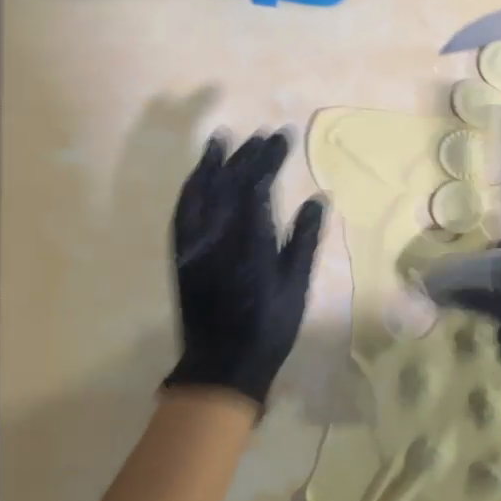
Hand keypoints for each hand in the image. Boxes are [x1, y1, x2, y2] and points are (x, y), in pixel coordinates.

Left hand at [162, 131, 325, 410]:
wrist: (221, 364)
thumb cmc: (268, 327)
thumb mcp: (296, 285)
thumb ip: (305, 239)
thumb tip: (319, 198)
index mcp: (250, 239)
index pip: (257, 183)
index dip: (269, 157)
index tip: (281, 137)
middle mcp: (217, 232)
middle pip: (229, 181)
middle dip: (246, 155)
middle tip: (262, 137)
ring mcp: (194, 242)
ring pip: (200, 191)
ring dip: (212, 163)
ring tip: (223, 141)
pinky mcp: (180, 253)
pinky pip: (183, 211)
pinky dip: (192, 188)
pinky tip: (199, 177)